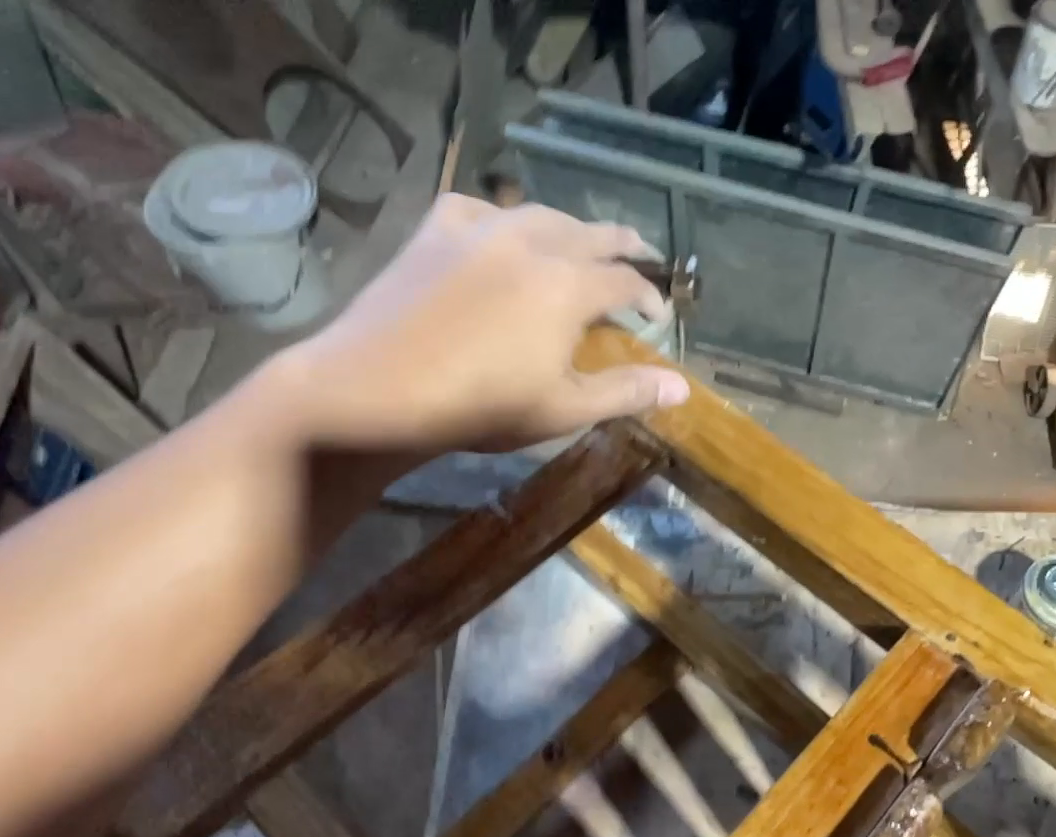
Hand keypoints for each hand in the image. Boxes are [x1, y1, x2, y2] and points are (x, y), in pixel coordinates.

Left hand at [276, 195, 688, 453]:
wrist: (373, 388)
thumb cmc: (480, 406)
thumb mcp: (564, 408)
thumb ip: (627, 391)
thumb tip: (682, 387)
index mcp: (569, 285)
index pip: (627, 280)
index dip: (649, 297)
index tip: (658, 315)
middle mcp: (532, 242)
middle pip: (592, 233)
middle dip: (622, 244)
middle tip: (640, 251)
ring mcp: (479, 230)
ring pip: (541, 214)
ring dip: (570, 228)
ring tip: (580, 240)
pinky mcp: (434, 231)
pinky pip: (480, 209)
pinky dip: (503, 218)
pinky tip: (502, 231)